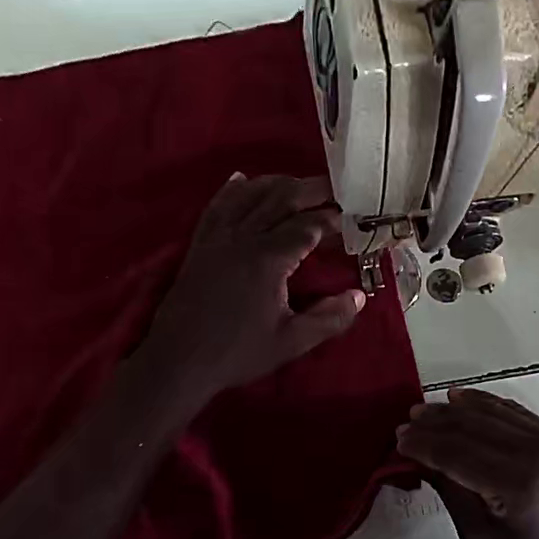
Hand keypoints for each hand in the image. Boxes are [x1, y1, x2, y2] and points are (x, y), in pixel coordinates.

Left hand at [138, 173, 364, 402]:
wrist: (178, 359)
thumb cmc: (237, 352)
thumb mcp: (291, 342)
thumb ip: (328, 319)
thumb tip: (359, 296)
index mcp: (268, 259)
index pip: (307, 227)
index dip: (331, 220)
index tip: (350, 219)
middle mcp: (243, 238)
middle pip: (280, 199)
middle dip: (310, 189)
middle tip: (334, 187)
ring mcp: (218, 238)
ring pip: (249, 196)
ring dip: (276, 184)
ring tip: (298, 183)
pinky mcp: (200, 244)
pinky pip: (217, 206)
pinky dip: (233, 190)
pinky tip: (242, 179)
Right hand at [396, 389, 538, 538]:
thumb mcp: (479, 536)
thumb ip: (450, 492)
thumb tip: (420, 459)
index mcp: (517, 485)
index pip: (457, 453)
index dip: (424, 444)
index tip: (399, 440)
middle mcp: (536, 454)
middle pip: (473, 427)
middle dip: (435, 424)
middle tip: (407, 422)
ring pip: (492, 413)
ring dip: (455, 409)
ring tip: (426, 410)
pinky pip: (514, 412)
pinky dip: (486, 404)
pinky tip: (462, 399)